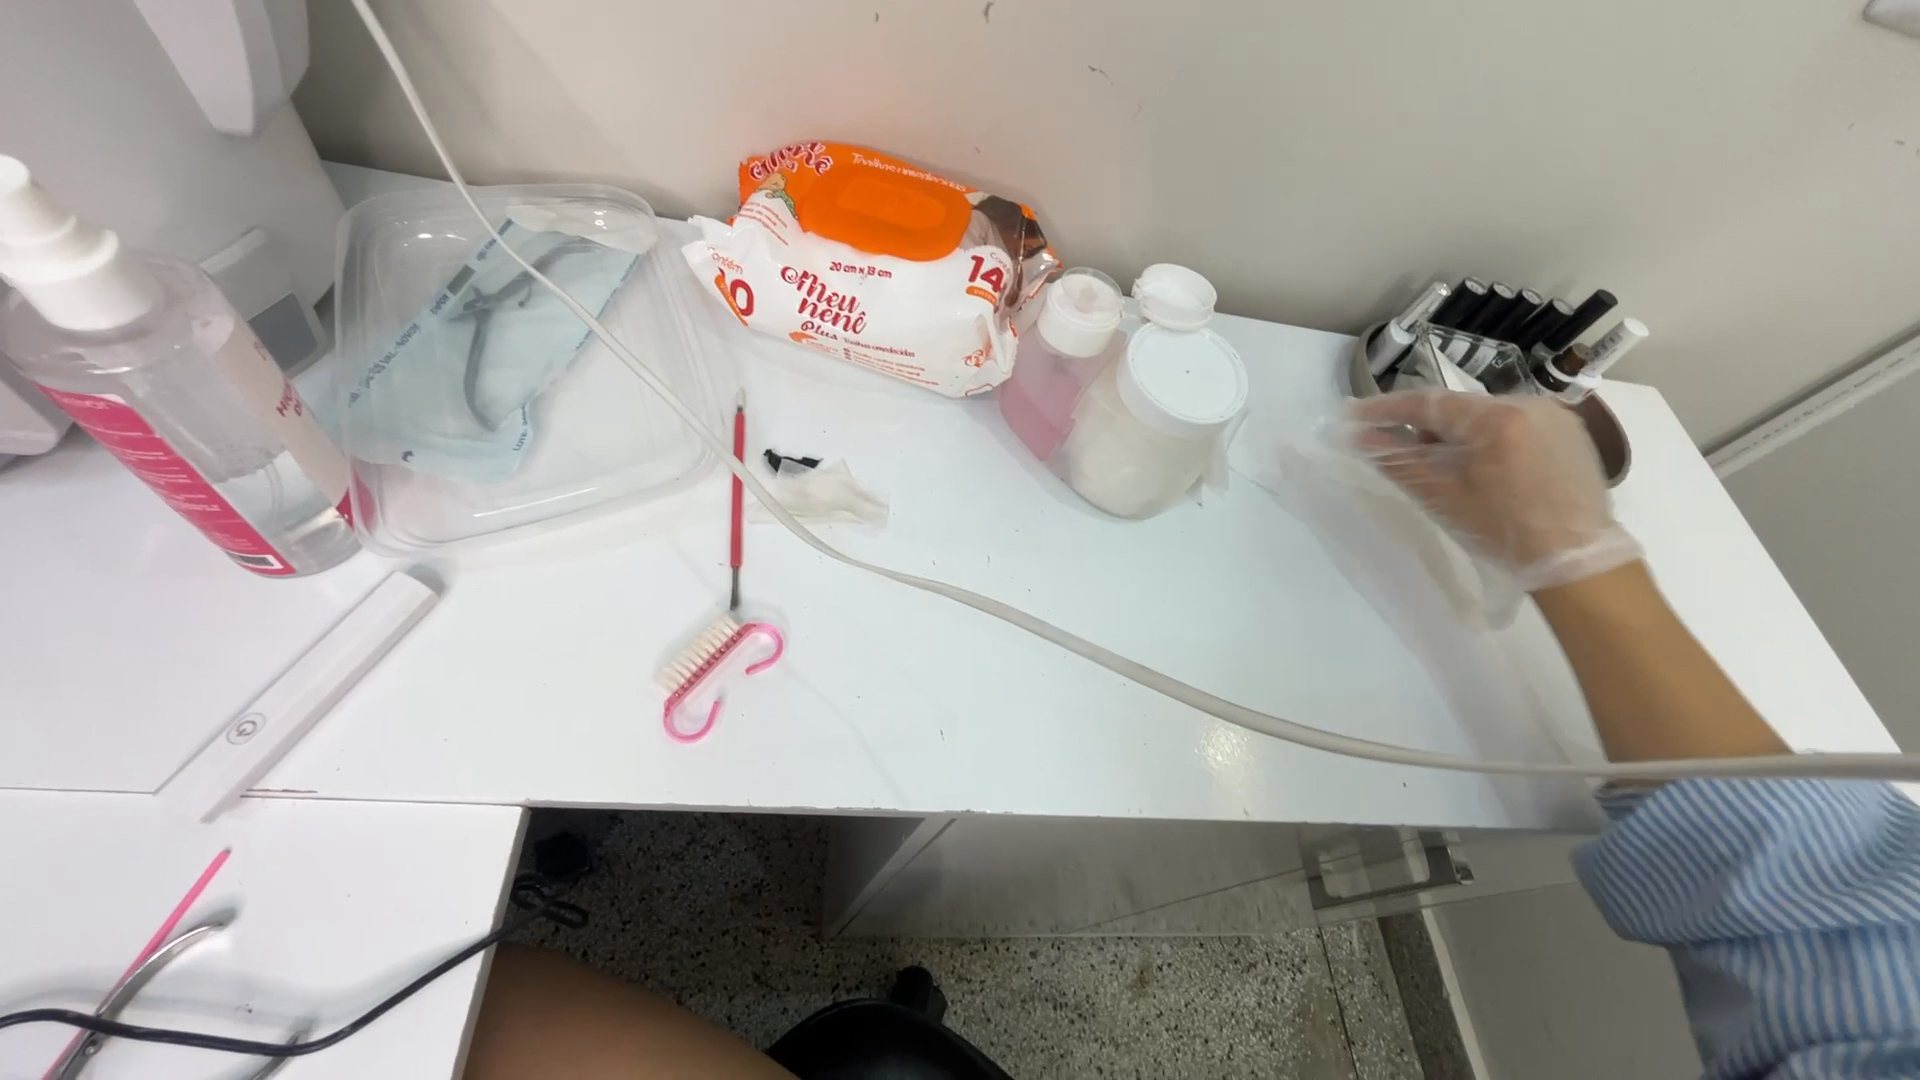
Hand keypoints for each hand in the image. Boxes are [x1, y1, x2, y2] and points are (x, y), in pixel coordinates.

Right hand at [1346, 389, 1642, 591]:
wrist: (1573, 558)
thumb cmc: (1500, 529)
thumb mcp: (1439, 495)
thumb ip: (1396, 460)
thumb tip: (1357, 437)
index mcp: (1495, 418)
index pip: (1427, 403)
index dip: (1385, 408)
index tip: (1353, 413)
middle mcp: (1527, 404)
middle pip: (1457, 408)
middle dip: (1424, 427)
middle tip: (1399, 450)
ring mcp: (1553, 415)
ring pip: (1485, 416)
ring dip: (1457, 435)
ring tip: (1445, 467)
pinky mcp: (1569, 431)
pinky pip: (1515, 425)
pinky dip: (1489, 440)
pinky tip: (1483, 469)